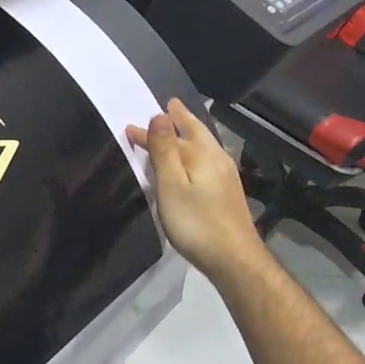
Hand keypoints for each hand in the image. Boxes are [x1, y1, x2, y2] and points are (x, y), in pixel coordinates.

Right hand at [127, 99, 265, 279]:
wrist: (234, 258)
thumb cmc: (196, 223)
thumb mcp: (172, 186)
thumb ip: (165, 151)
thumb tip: (160, 115)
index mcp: (202, 155)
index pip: (171, 135)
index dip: (150, 131)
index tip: (130, 128)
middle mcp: (217, 159)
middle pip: (198, 133)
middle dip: (182, 119)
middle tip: (171, 105)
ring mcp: (227, 176)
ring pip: (207, 146)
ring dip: (192, 134)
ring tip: (183, 127)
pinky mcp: (229, 193)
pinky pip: (210, 160)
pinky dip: (199, 151)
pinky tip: (198, 161)